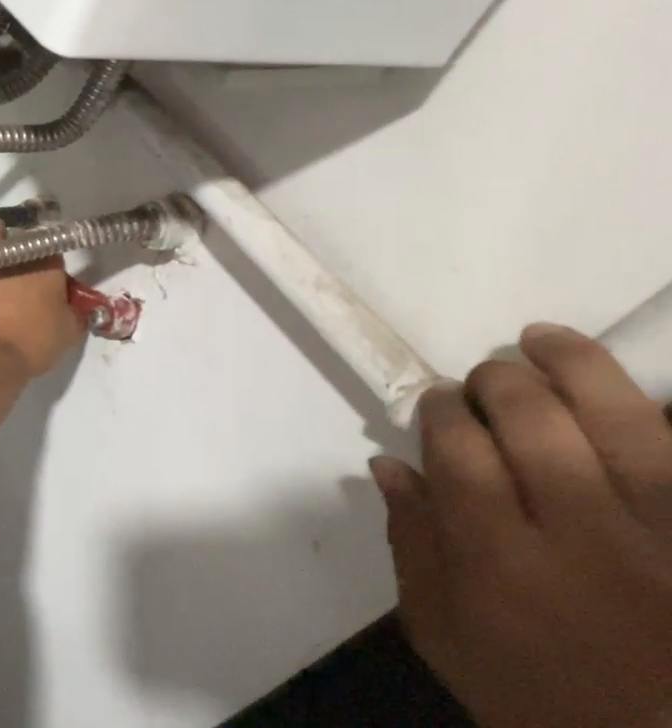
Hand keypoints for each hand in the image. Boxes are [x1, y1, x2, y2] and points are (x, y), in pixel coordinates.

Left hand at [0, 218, 84, 376]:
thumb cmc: (32, 343)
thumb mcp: (70, 331)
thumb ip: (74, 310)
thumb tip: (73, 304)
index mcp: (45, 262)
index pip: (50, 247)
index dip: (47, 261)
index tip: (45, 276)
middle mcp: (13, 250)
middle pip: (16, 234)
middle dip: (15, 246)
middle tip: (14, 268)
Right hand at [371, 324, 671, 727]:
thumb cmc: (540, 697)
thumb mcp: (446, 636)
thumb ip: (412, 548)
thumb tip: (389, 468)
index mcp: (497, 557)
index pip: (459, 448)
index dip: (442, 409)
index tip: (437, 398)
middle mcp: (581, 535)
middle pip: (533, 423)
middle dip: (497, 382)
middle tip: (486, 376)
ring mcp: (663, 537)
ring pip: (623, 426)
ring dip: (576, 370)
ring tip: (544, 340)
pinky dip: (654, 417)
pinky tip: (629, 397)